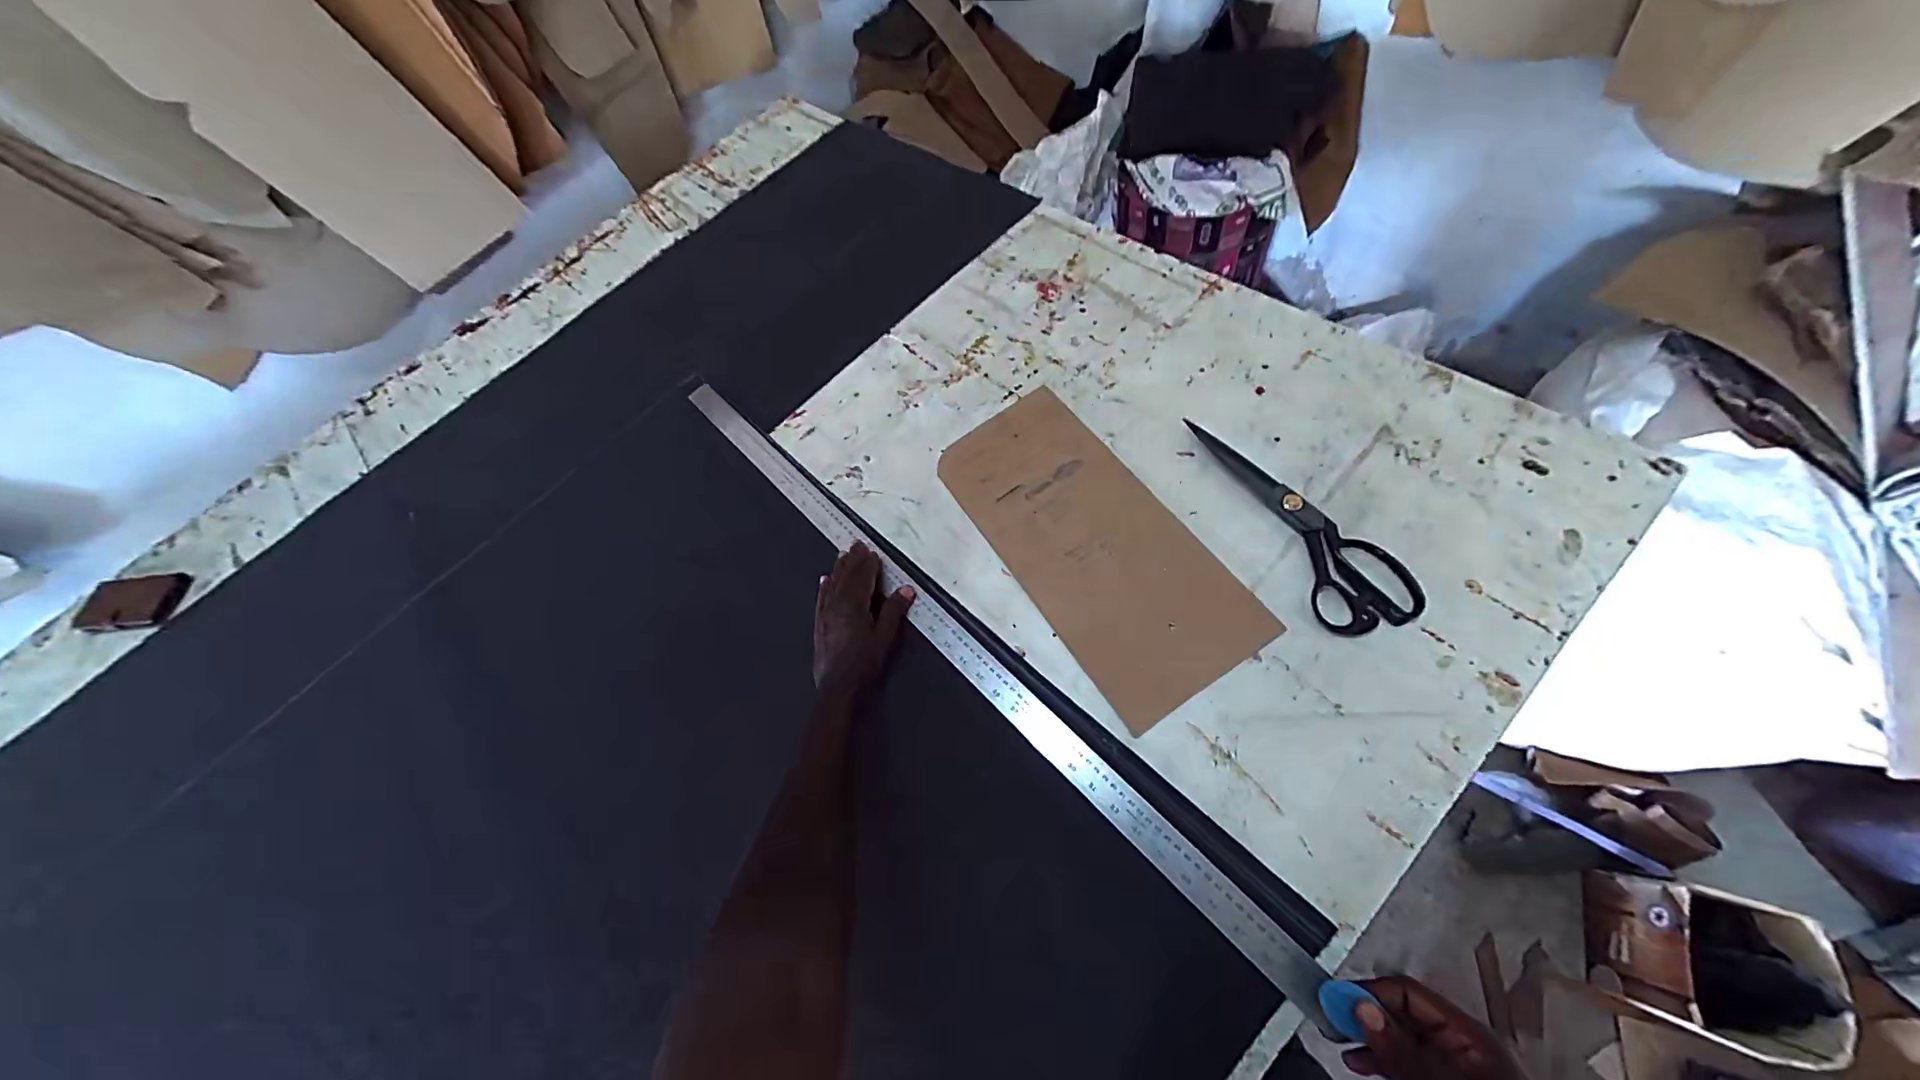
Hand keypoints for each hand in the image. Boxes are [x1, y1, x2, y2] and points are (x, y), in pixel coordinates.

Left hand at [812, 543, 914, 697]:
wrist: (838, 687)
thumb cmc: (864, 664)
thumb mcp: (885, 638)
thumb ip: (894, 612)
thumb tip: (906, 589)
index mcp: (855, 605)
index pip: (863, 579)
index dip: (868, 565)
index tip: (872, 552)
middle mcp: (837, 605)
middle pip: (846, 578)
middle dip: (853, 561)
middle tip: (857, 544)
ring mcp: (826, 614)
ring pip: (833, 585)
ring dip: (838, 569)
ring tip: (842, 555)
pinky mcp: (820, 624)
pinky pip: (821, 599)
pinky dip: (824, 587)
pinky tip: (824, 580)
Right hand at [1341, 976, 1525, 1079]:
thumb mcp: (1442, 1078)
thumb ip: (1403, 1047)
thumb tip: (1362, 1007)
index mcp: (1470, 1033)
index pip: (1406, 991)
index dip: (1369, 991)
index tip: (1338, 1000)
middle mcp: (1463, 1044)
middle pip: (1402, 1013)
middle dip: (1366, 1016)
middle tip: (1335, 1020)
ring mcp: (1456, 1066)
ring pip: (1402, 1038)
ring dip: (1370, 1039)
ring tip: (1344, 1044)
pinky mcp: (1445, 1079)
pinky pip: (1408, 1060)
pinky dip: (1383, 1059)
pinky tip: (1363, 1063)